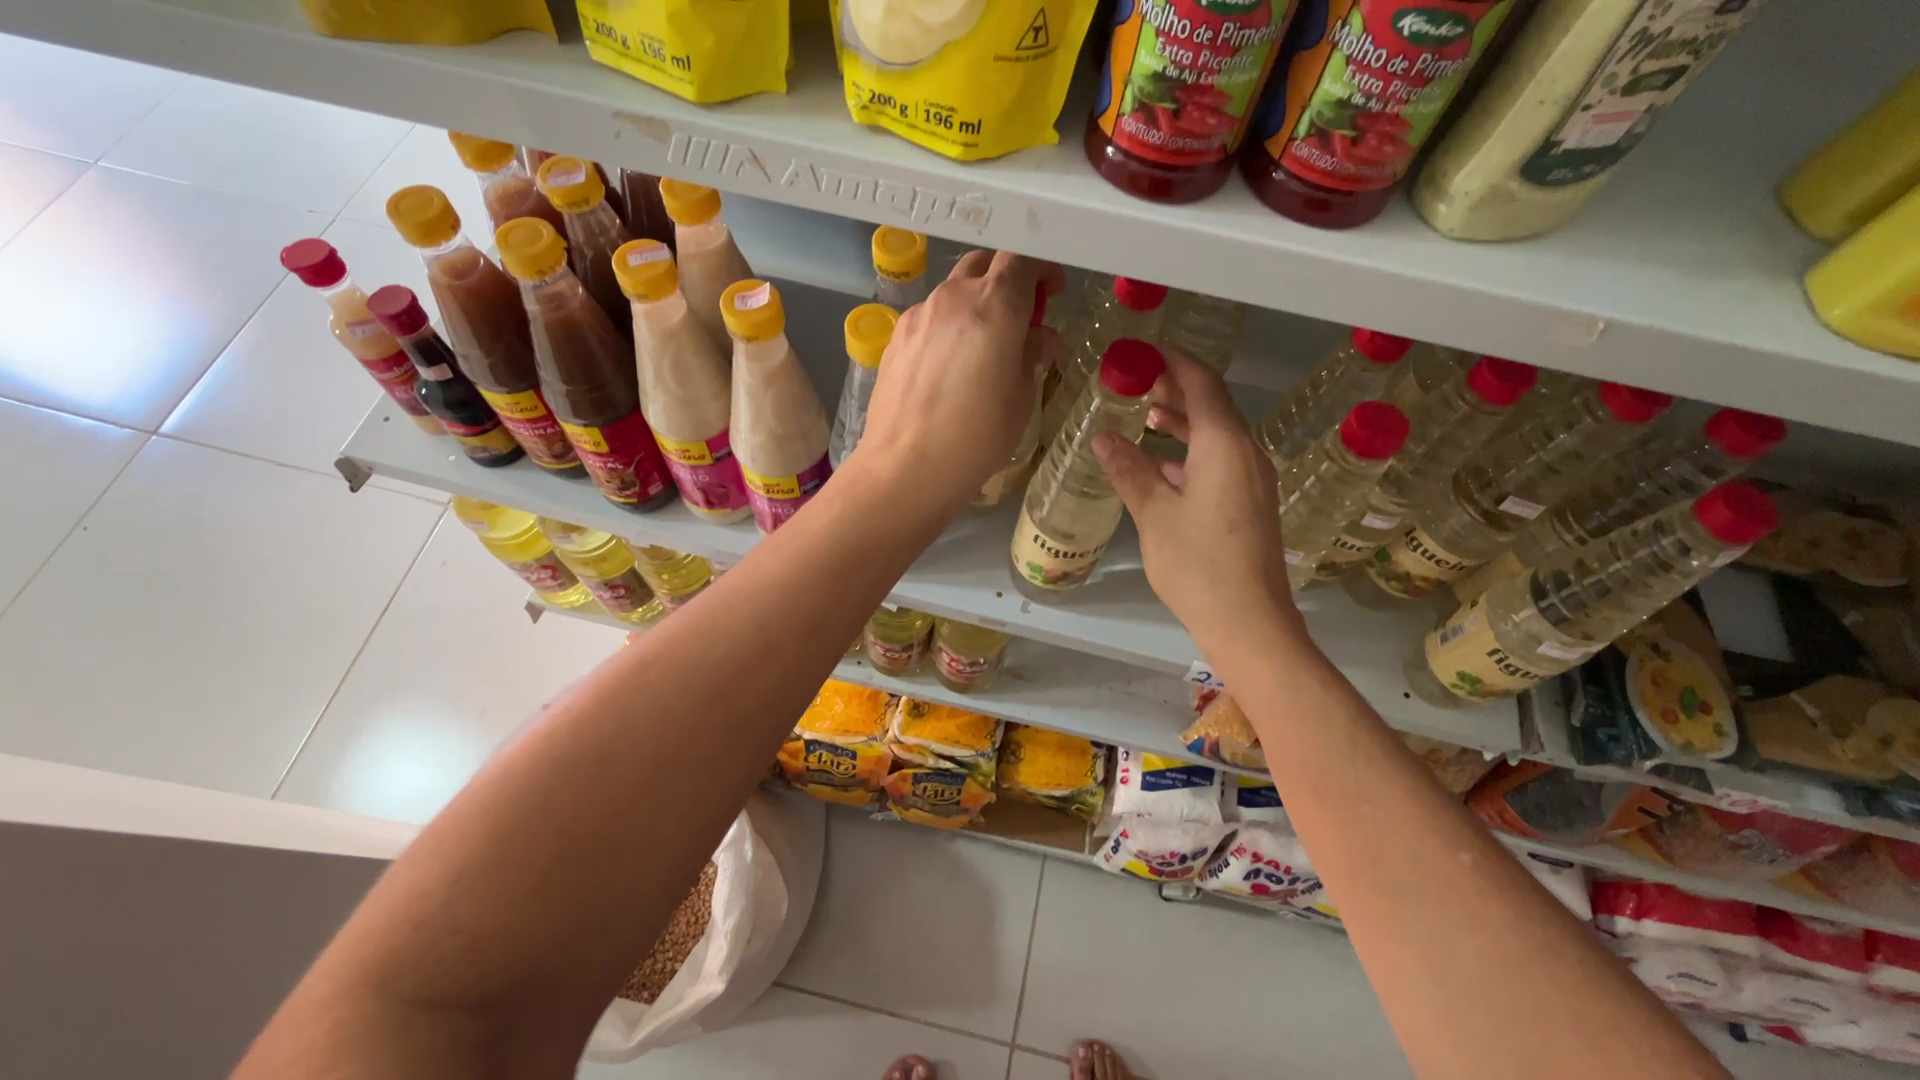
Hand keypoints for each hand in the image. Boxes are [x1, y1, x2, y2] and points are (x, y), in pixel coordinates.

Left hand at [855, 251, 1062, 509]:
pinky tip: (950, 366)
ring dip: (975, 303)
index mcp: (996, 305)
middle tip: (1021, 315)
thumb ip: (1031, 355)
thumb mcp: (1020, 398)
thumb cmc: (976, 437)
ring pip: (953, 290)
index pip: (1022, 258)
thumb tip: (1039, 338)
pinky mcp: (896, 337)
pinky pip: (930, 317)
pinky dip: (948, 326)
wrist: (906, 467)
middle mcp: (954, 297)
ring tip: (984, 346)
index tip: (1051, 290)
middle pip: (984, 264)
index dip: (1042, 268)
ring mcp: (919, 315)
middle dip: (1007, 279)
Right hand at [1093, 352, 1306, 655]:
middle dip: (1175, 390)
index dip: (1173, 362)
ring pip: (1217, 435)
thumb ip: (1130, 470)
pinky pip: (1221, 461)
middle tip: (1135, 383)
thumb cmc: (1198, 565)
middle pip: (1213, 406)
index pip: (1202, 383)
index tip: (1142, 352)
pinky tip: (1160, 467)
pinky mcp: (1252, 503)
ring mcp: (1253, 480)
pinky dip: (1191, 452)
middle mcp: (1247, 454)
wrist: (1249, 622)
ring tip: (1143, 417)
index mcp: (1225, 445)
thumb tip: (1103, 438)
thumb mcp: (1154, 515)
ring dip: (1182, 422)